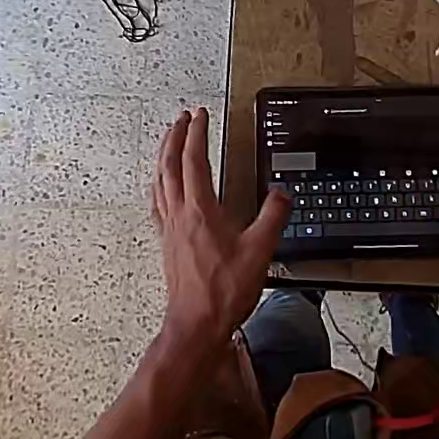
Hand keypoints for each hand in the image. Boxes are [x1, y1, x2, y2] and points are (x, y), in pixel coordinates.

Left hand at [150, 108, 289, 361]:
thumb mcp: (260, 250)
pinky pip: (157, 201)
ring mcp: (169, 228)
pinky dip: (158, 182)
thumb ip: (273, 216)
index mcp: (200, 210)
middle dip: (175, 136)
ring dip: (164, 155)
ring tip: (169, 140)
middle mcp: (180, 214)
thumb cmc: (224, 290)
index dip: (196, 134)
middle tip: (182, 118)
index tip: (200, 115)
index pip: (194, 161)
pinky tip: (161, 184)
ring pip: (160, 180)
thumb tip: (281, 193)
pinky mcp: (167, 241)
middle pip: (170, 165)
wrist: (196, 323)